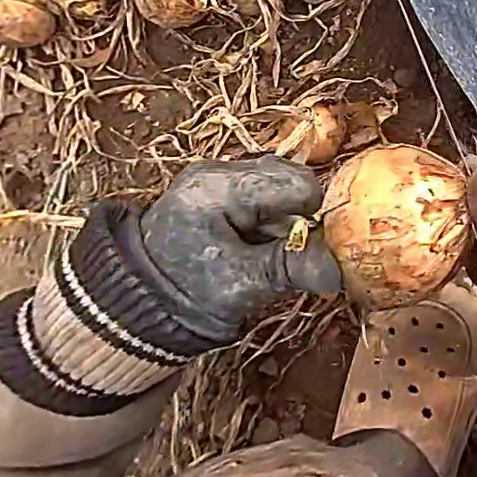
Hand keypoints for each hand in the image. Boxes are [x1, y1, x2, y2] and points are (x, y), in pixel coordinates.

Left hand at [140, 158, 339, 323]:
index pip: (296, 183)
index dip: (312, 215)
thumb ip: (292, 267)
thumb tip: (339, 271)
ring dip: (285, 219)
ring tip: (263, 249)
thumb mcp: (243, 284)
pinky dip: (272, 219)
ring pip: (282, 185)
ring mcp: (219, 175)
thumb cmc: (186, 296)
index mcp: (219, 187)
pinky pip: (266, 192)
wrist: (138, 306)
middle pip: (291, 178)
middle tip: (279, 250)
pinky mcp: (221, 186)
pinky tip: (256, 242)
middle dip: (298, 216)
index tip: (305, 247)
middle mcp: (219, 170)